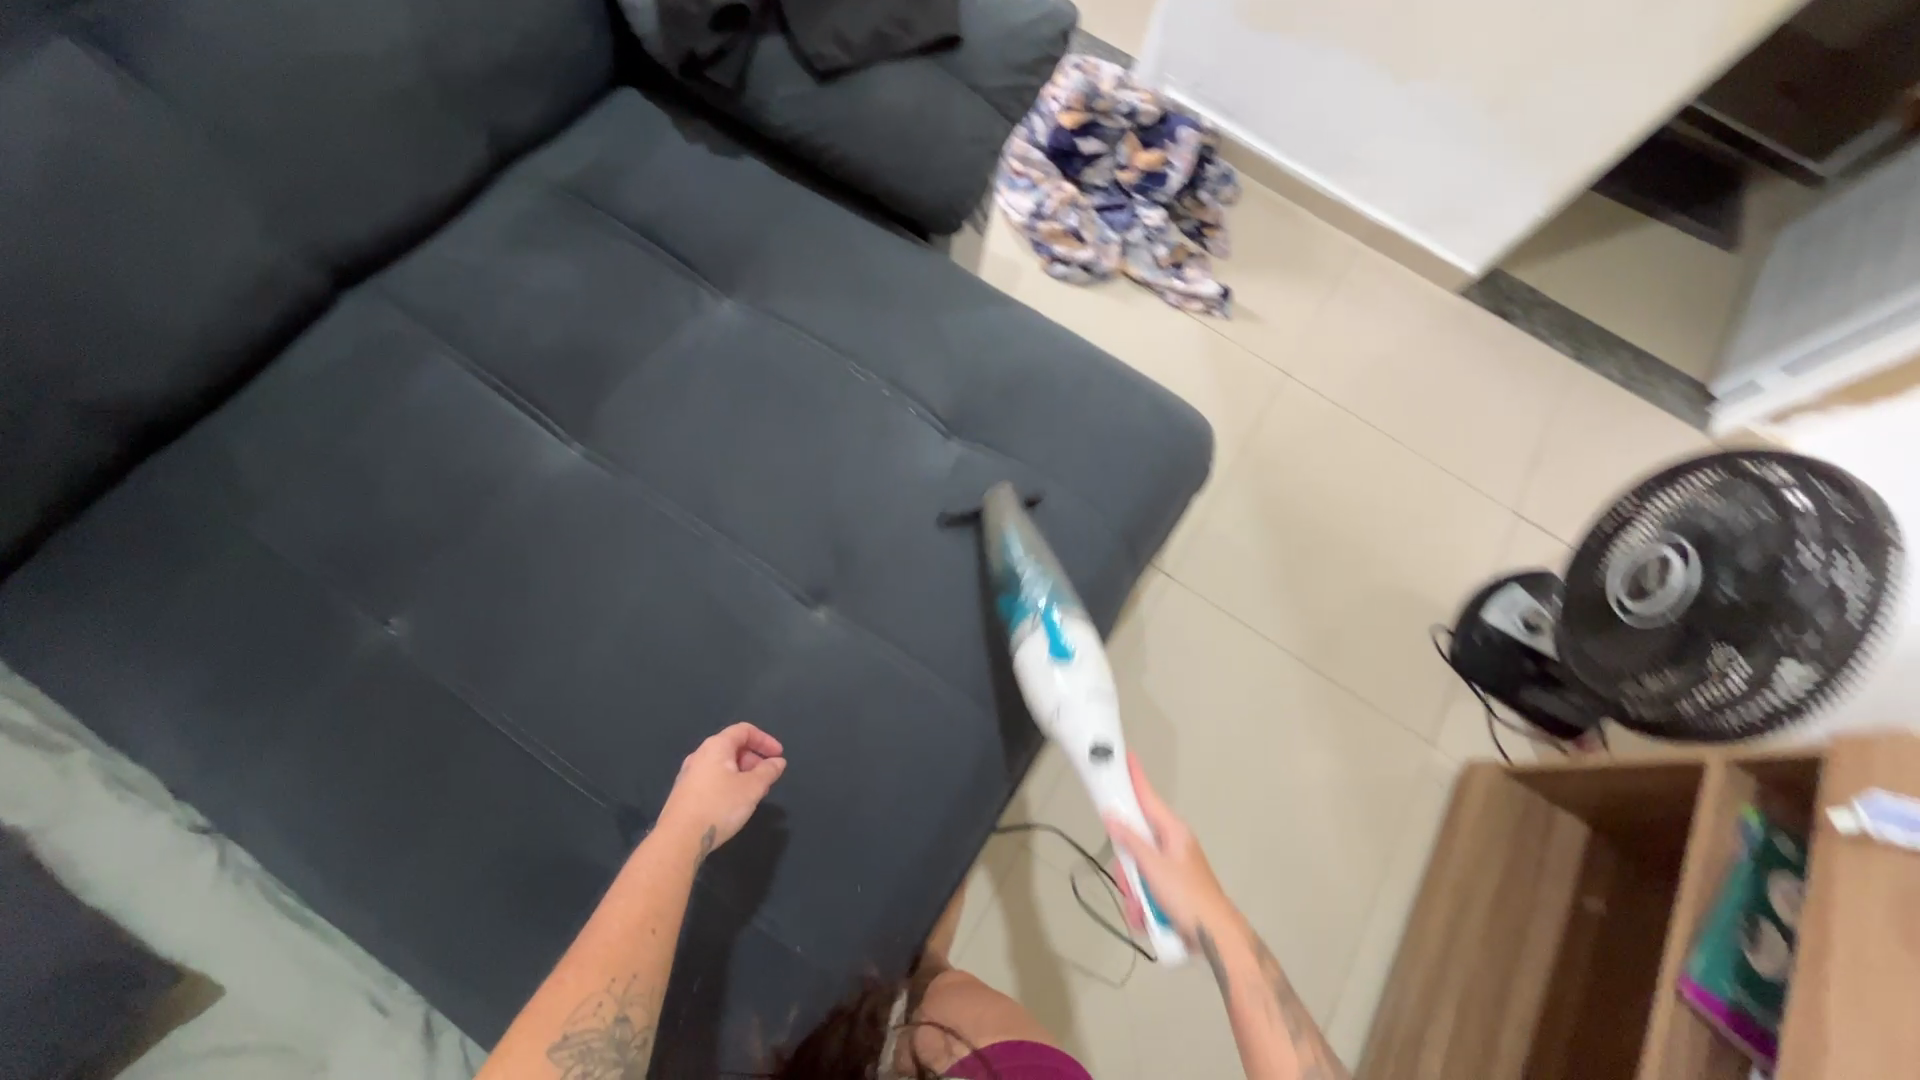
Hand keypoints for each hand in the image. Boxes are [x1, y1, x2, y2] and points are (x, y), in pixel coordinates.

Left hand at [657, 723, 786, 855]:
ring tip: (754, 792)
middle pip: (732, 746)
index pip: (744, 730)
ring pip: (722, 764)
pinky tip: (734, 804)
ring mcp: (689, 774)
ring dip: (743, 772)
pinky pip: (712, 778)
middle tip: (768, 777)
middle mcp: (700, 755)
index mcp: (716, 746)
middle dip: (754, 758)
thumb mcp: (752, 788)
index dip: (765, 740)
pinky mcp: (684, 793)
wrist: (678, 839)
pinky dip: (729, 783)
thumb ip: (768, 771)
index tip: (779, 756)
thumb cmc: (719, 806)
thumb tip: (778, 762)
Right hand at [1105, 752, 1238, 942]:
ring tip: (1144, 910)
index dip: (1136, 777)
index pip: (1148, 797)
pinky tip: (1149, 919)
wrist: (1216, 937)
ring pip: (1136, 871)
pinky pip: (1145, 890)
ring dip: (1134, 893)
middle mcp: (1170, 845)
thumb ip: (1131, 841)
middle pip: (1134, 842)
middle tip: (1130, 882)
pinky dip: (1143, 906)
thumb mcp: (1155, 868)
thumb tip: (1112, 815)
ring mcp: (1171, 868)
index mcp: (1172, 832)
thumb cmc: (1188, 896)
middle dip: (1127, 868)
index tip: (1126, 756)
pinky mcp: (1170, 889)